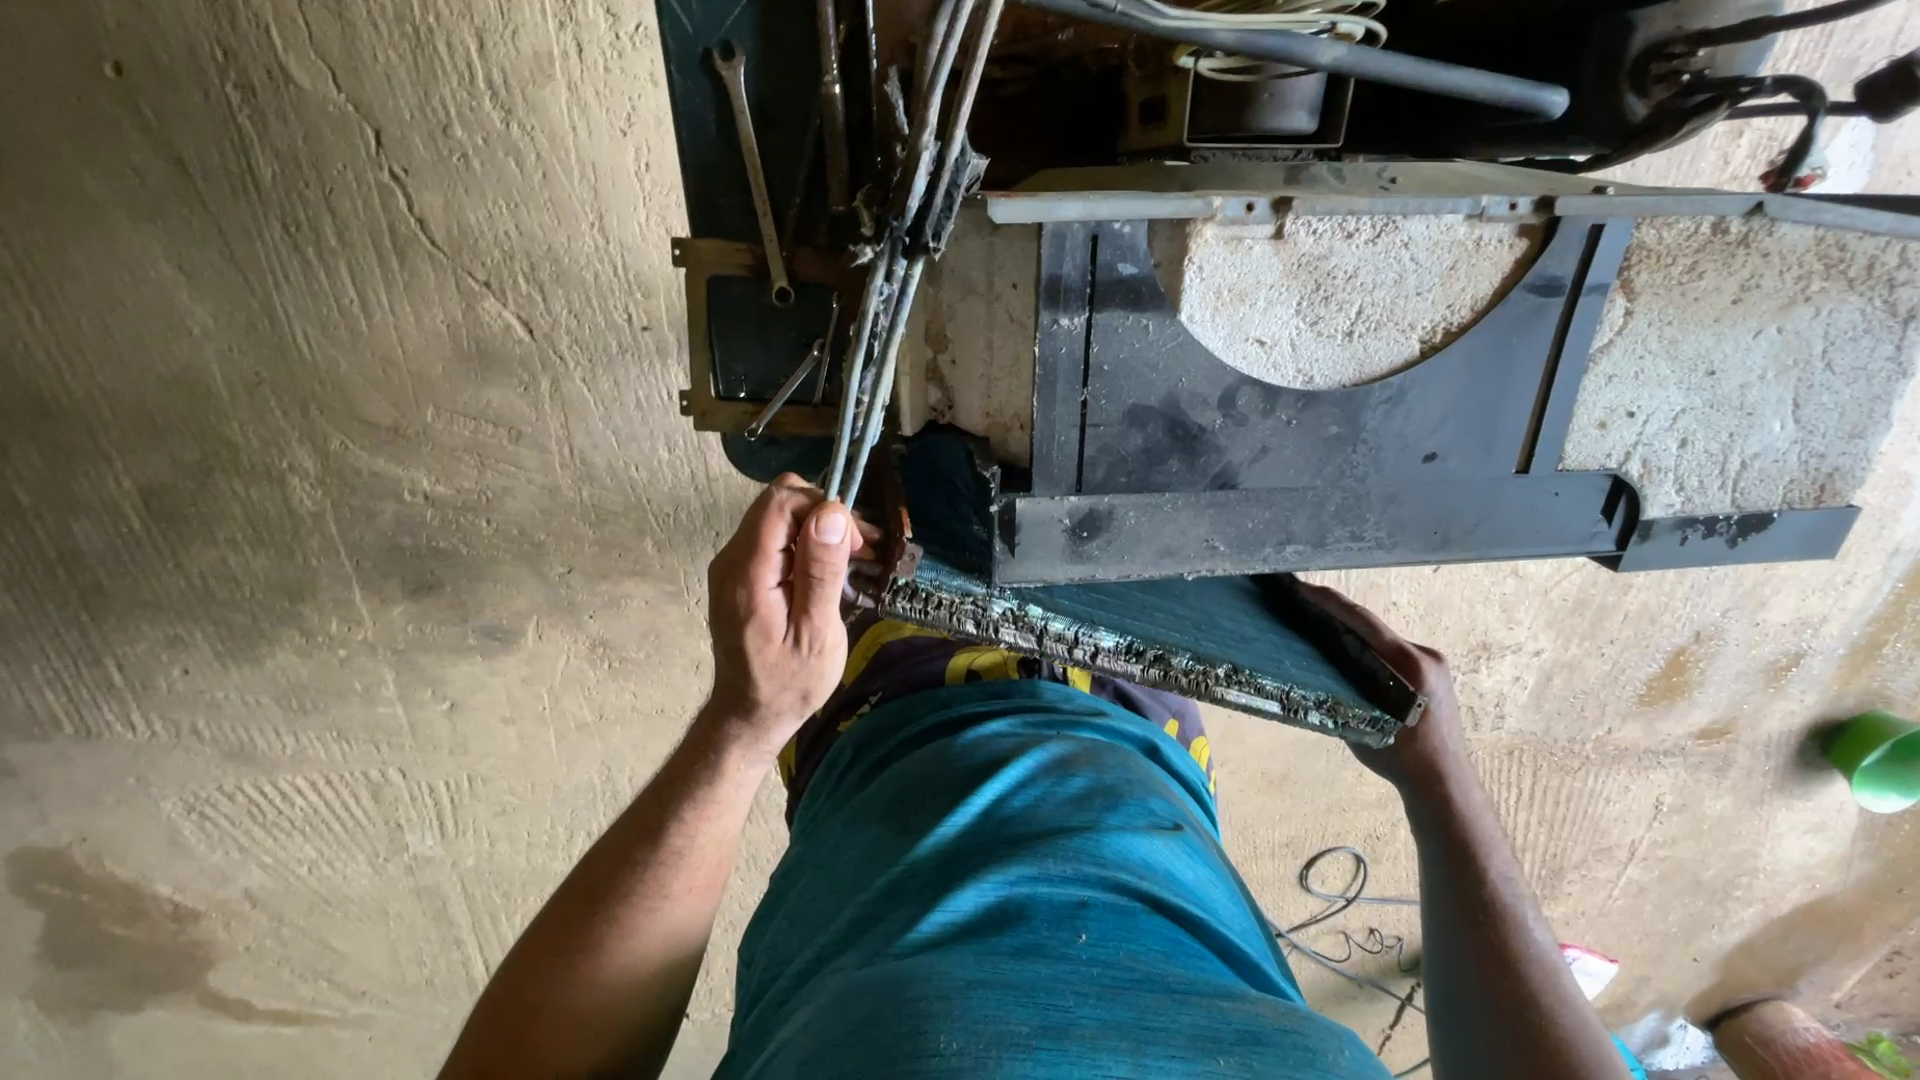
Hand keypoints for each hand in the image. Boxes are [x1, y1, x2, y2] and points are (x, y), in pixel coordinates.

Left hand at [703, 475, 877, 755]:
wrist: (750, 714)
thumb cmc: (789, 683)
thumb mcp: (816, 633)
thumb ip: (821, 571)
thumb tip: (831, 513)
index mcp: (748, 573)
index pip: (781, 502)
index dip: (825, 508)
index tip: (856, 543)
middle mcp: (732, 559)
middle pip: (779, 502)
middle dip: (826, 514)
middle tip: (860, 550)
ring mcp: (733, 565)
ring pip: (779, 516)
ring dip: (820, 529)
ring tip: (854, 560)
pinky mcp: (741, 574)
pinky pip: (775, 538)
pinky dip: (807, 544)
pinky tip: (830, 571)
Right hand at [1293, 581, 1469, 795]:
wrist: (1444, 782)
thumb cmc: (1400, 758)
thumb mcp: (1360, 721)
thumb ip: (1342, 689)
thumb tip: (1314, 666)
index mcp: (1410, 664)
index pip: (1364, 622)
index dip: (1331, 602)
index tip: (1303, 588)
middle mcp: (1426, 656)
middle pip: (1373, 628)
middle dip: (1338, 615)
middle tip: (1304, 605)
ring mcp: (1433, 664)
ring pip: (1383, 640)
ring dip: (1354, 635)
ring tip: (1321, 630)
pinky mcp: (1434, 674)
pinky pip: (1393, 653)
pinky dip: (1369, 650)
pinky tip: (1350, 657)